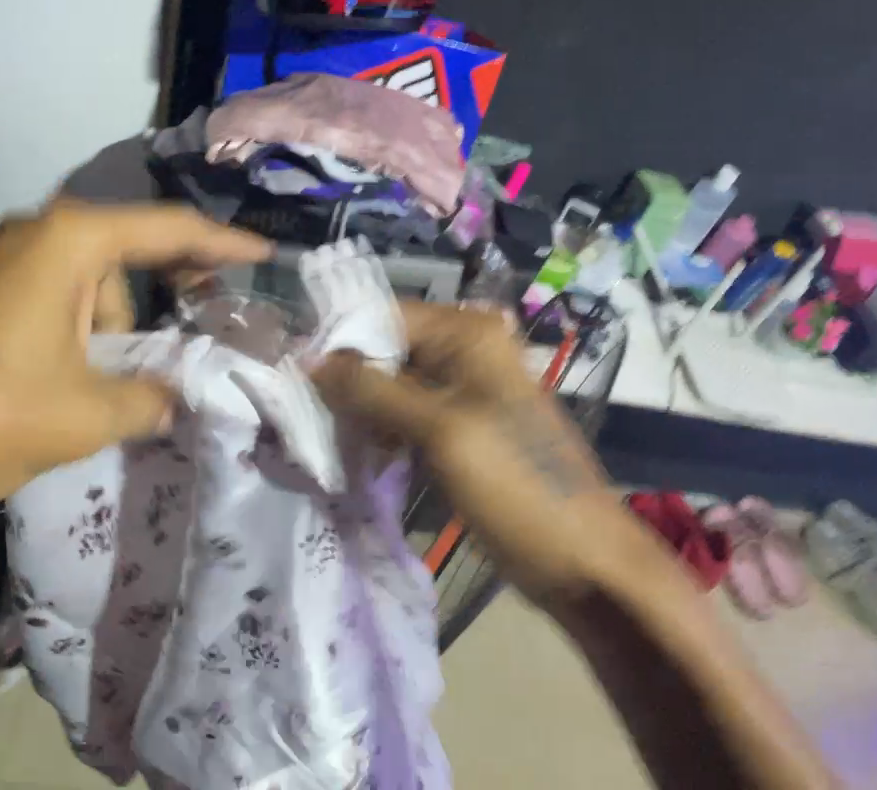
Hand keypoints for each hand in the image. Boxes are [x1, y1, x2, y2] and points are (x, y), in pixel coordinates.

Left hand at [0, 203, 268, 521]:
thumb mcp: (82, 416)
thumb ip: (149, 399)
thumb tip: (176, 396)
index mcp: (70, 241)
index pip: (172, 229)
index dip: (229, 243)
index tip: (270, 255)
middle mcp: (36, 235)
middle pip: (130, 259)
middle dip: (170, 304)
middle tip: (208, 342)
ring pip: (89, 290)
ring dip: (118, 334)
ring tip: (125, 396)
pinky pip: (53, 304)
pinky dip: (81, 338)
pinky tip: (82, 388)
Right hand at [315, 301, 616, 594]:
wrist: (584, 561)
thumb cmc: (517, 486)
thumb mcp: (440, 431)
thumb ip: (372, 390)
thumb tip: (308, 358)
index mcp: (468, 334)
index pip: (383, 315)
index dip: (337, 342)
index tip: (293, 378)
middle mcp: (465, 351)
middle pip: (385, 349)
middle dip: (345, 380)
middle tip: (302, 415)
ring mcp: (464, 392)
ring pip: (391, 385)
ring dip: (358, 409)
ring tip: (322, 438)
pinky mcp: (461, 430)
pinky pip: (407, 416)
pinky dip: (380, 431)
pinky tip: (356, 454)